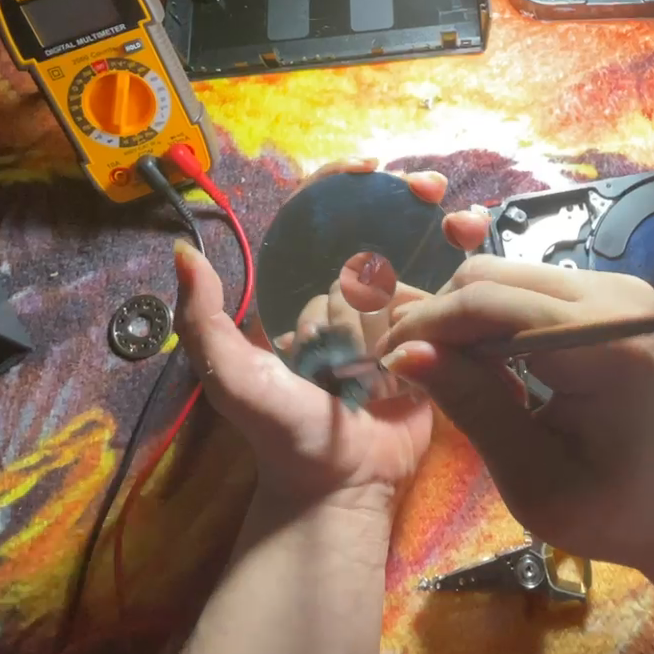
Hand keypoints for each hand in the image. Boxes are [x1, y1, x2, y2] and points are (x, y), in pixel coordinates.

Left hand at [174, 160, 488, 508]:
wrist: (340, 485)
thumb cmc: (280, 431)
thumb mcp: (229, 375)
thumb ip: (203, 320)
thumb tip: (183, 251)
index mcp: (300, 293)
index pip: (316, 224)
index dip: (339, 185)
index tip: (370, 167)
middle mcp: (347, 298)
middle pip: (374, 236)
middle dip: (400, 206)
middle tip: (429, 190)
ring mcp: (391, 318)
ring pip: (411, 266)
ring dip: (430, 241)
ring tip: (453, 230)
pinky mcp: (428, 343)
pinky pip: (441, 301)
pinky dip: (455, 277)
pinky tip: (470, 255)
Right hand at [378, 257, 653, 576]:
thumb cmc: (621, 512)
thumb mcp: (536, 481)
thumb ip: (472, 407)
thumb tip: (404, 353)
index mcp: (608, 344)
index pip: (489, 304)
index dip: (426, 326)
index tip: (383, 361)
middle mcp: (617, 296)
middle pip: (493, 276)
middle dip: (441, 317)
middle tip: (417, 372)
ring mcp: (619, 288)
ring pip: (507, 275)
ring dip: (468, 318)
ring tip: (462, 378)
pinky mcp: (614, 295)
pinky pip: (531, 287)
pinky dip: (497, 319)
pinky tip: (499, 366)